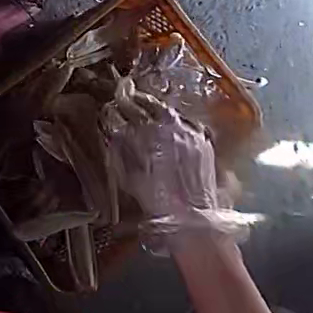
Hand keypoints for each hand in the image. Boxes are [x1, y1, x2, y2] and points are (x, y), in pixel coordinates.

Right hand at [100, 85, 219, 224]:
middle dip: (133, 98)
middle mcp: (166, 127)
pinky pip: (183, 121)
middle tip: (125, 93)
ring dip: (152, 106)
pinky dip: (172, 119)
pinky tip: (167, 124)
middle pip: (146, 103)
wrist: (191, 218)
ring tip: (145, 105)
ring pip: (165, 109)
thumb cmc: (154, 200)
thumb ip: (119, 147)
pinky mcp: (201, 139)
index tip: (111, 101)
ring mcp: (186, 131)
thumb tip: (113, 130)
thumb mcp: (127, 174)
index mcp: (144, 134)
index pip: (125, 108)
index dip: (116, 104)